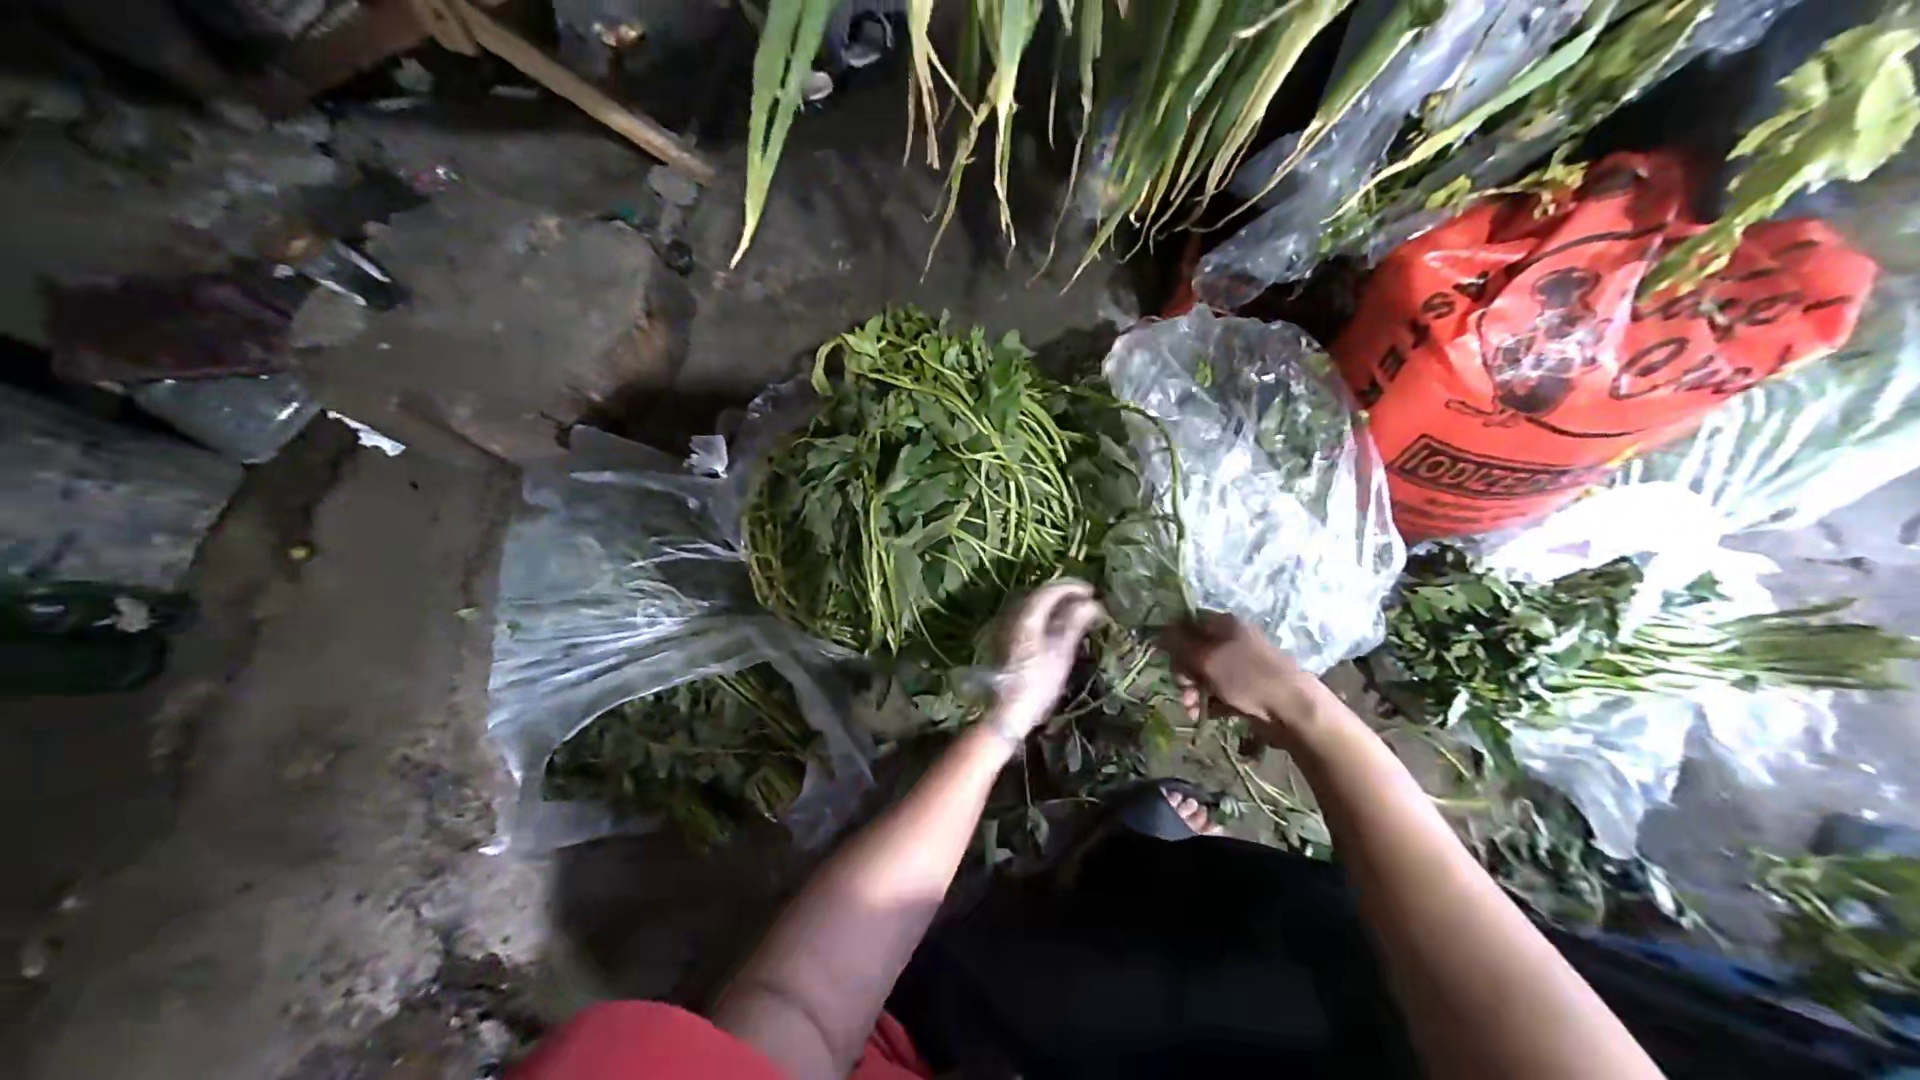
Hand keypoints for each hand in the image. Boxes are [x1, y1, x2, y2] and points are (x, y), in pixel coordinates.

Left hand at [990, 579, 1105, 738]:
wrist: (1006, 713)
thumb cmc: (1036, 686)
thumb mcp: (1061, 655)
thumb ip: (1074, 625)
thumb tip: (1091, 603)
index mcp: (1026, 618)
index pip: (1049, 591)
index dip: (1072, 587)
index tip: (1092, 592)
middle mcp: (1012, 616)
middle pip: (1039, 594)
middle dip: (1064, 593)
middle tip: (1087, 599)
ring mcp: (1006, 627)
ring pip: (1033, 605)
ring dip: (1055, 604)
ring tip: (1076, 611)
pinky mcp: (1006, 639)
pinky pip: (1028, 617)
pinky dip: (1045, 615)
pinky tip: (1057, 626)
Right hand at [1161, 612, 1317, 741]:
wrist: (1292, 709)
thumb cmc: (1246, 677)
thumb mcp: (1206, 658)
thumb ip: (1179, 645)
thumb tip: (1157, 631)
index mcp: (1224, 624)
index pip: (1189, 623)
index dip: (1173, 639)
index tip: (1164, 658)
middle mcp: (1232, 640)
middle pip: (1194, 651)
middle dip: (1183, 671)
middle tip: (1183, 687)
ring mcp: (1240, 666)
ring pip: (1205, 674)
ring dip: (1193, 691)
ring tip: (1191, 708)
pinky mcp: (1245, 689)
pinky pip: (1218, 692)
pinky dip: (1208, 702)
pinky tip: (1202, 715)